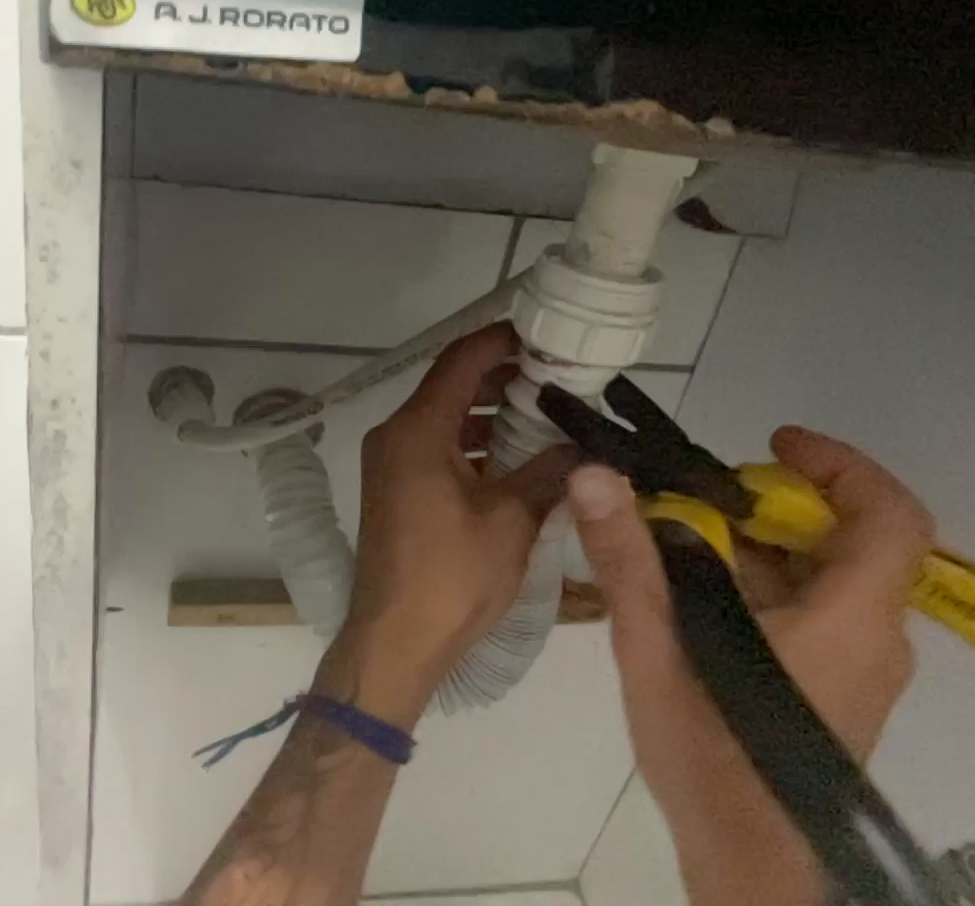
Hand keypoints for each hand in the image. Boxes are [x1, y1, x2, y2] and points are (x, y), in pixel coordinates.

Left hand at [324, 323, 573, 726]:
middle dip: (504, 378)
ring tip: (547, 414)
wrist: (395, 639)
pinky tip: (516, 457)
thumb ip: (549, 472)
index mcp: (416, 431)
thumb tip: (584, 445)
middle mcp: (395, 436)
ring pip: (444, 419)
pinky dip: (473, 444)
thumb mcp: (511, 520)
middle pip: (450, 387)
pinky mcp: (395, 489)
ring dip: (491, 414)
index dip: (502, 341)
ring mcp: (390, 463)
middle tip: (559, 377)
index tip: (544, 333)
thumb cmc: (451, 577)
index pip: (460, 362)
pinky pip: (436, 448)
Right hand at [564, 426, 934, 905]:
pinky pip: (814, 611)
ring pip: (825, 578)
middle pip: (847, 541)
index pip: (888, 517)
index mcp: (850, 620)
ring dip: (760, 544)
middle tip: (697, 494)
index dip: (841, 465)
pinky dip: (762, 581)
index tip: (774, 442)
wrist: (746, 858)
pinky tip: (693, 595)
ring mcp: (857, 667)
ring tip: (680, 537)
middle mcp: (872, 638)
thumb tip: (594, 474)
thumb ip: (626, 558)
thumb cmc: (709, 752)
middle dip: (774, 503)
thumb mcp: (654, 645)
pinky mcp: (834, 688)